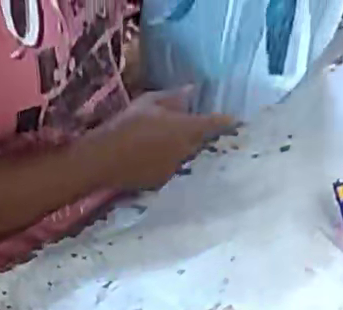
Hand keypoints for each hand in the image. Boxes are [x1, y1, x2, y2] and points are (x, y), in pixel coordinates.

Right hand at [96, 88, 234, 190]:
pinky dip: (175, 165)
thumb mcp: (149, 103)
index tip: (238, 122)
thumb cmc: (126, 126)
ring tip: (189, 149)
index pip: (214, 125)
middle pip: (204, 146)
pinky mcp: (163, 184)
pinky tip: (166, 161)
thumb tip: (192, 92)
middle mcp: (186, 153)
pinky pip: (176, 171)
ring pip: (190, 160)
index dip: (226, 123)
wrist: (104, 160)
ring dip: (191, 154)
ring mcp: (175, 171)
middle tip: (215, 135)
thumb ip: (173, 99)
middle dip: (209, 140)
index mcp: (186, 129)